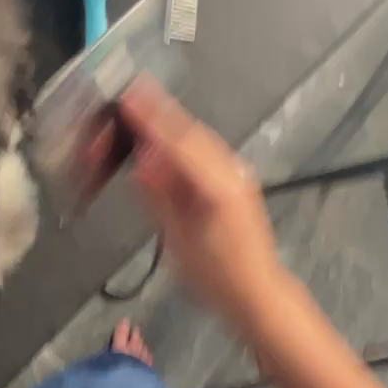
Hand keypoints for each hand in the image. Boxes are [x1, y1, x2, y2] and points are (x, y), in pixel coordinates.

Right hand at [117, 79, 287, 325]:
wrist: (258, 293)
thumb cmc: (216, 277)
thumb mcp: (179, 240)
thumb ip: (161, 199)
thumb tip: (140, 166)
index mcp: (216, 187)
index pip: (178, 143)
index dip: (152, 119)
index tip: (128, 98)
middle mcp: (231, 172)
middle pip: (191, 134)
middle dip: (159, 113)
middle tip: (129, 95)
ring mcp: (238, 175)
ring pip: (201, 140)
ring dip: (172, 124)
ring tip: (143, 107)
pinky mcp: (239, 182)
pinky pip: (207, 152)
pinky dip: (185, 141)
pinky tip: (166, 141)